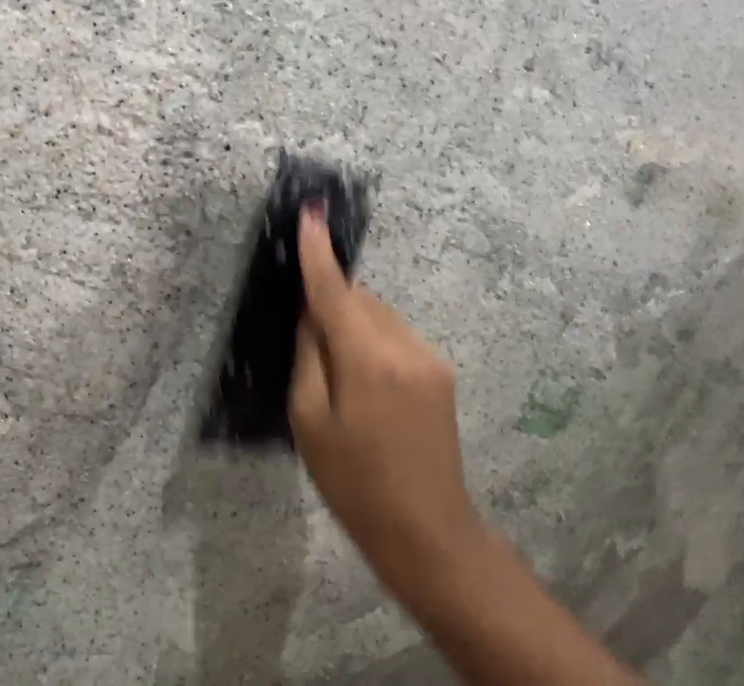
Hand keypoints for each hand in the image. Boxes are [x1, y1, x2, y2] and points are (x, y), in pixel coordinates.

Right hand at [287, 204, 482, 587]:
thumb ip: (309, 356)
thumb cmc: (352, 481)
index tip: (309, 211)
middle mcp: (406, 348)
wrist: (426, 530)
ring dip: (350, 322)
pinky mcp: (441, 375)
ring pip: (378, 316)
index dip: (318, 252)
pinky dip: (369, 340)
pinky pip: (394, 337)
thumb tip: (312, 314)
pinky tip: (359, 380)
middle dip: (329, 301)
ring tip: (331, 370)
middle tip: (302, 335)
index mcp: (368, 360)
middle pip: (359, 300)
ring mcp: (430, 360)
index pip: (335, 291)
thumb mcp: (309, 419)